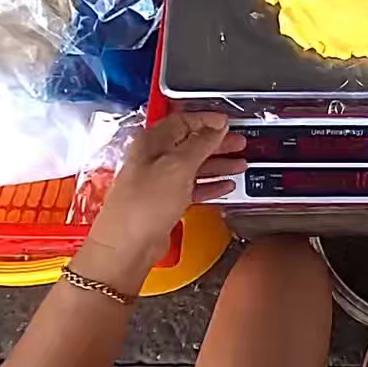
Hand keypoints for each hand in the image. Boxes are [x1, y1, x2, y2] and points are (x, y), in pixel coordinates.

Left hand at [82, 112, 242, 271]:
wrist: (128, 246)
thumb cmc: (143, 205)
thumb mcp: (178, 166)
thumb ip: (201, 143)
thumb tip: (216, 126)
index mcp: (152, 143)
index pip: (182, 120)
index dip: (206, 120)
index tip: (227, 122)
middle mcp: (154, 160)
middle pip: (191, 144)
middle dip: (217, 143)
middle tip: (238, 142)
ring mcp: (159, 182)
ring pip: (194, 167)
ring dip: (218, 164)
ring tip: (239, 163)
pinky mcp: (166, 203)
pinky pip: (193, 188)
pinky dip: (211, 185)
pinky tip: (226, 185)